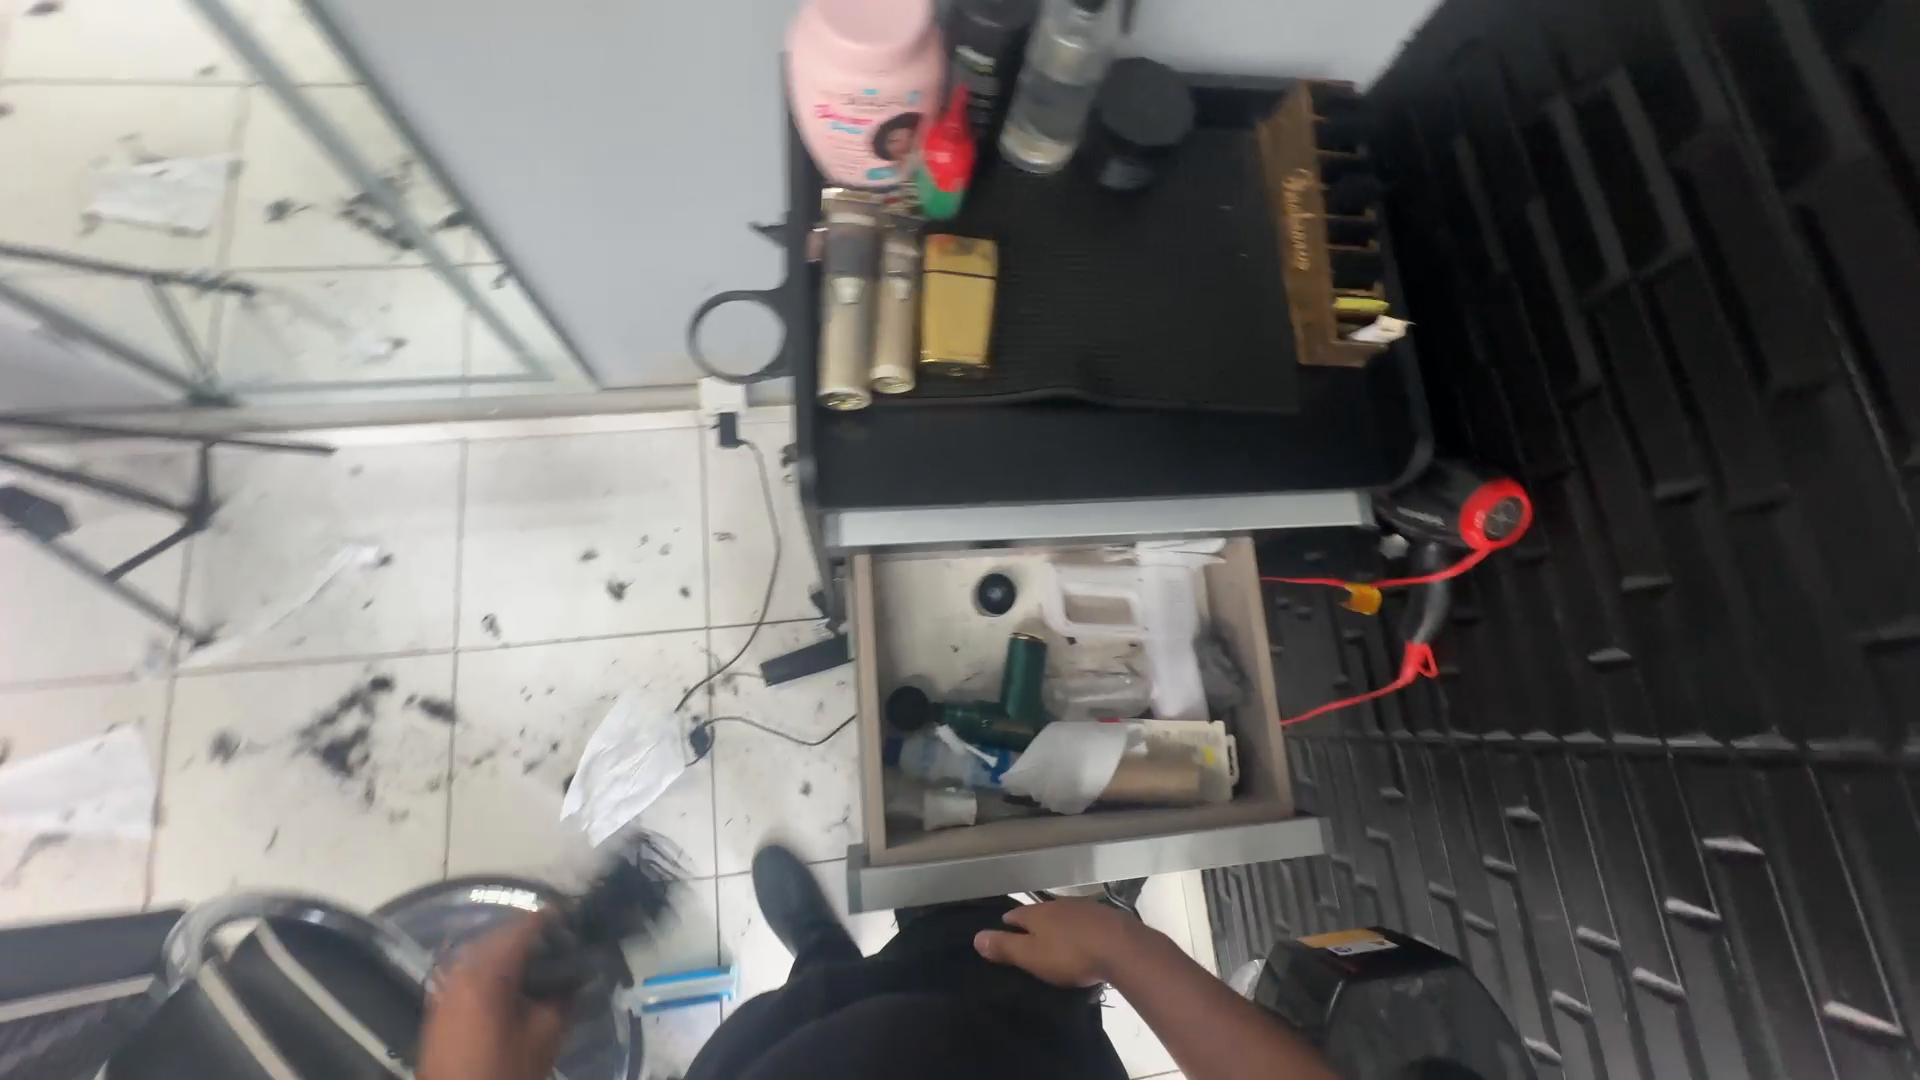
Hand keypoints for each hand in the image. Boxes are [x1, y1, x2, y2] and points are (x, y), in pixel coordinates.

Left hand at [419, 915, 573, 1079]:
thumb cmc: (503, 1072)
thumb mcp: (546, 1034)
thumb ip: (566, 994)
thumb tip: (579, 972)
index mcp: (488, 975)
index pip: (522, 928)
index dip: (550, 918)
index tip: (574, 917)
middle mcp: (461, 974)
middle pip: (500, 935)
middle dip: (531, 933)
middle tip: (561, 940)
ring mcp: (446, 991)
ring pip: (483, 951)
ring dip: (510, 948)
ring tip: (539, 958)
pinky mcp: (440, 1008)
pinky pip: (470, 970)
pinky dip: (492, 965)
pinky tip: (513, 980)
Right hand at [973, 898, 1149, 987]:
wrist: (1120, 947)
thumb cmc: (1070, 954)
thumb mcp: (1032, 956)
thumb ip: (1005, 947)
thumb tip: (976, 936)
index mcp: (1037, 913)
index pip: (1015, 915)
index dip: (1006, 925)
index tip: (1002, 934)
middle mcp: (1057, 905)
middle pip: (1039, 914)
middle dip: (1032, 926)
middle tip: (1027, 943)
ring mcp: (1082, 908)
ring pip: (1062, 917)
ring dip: (1056, 928)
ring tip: (1054, 944)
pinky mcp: (1103, 917)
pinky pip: (1083, 923)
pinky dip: (1078, 932)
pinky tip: (1082, 943)